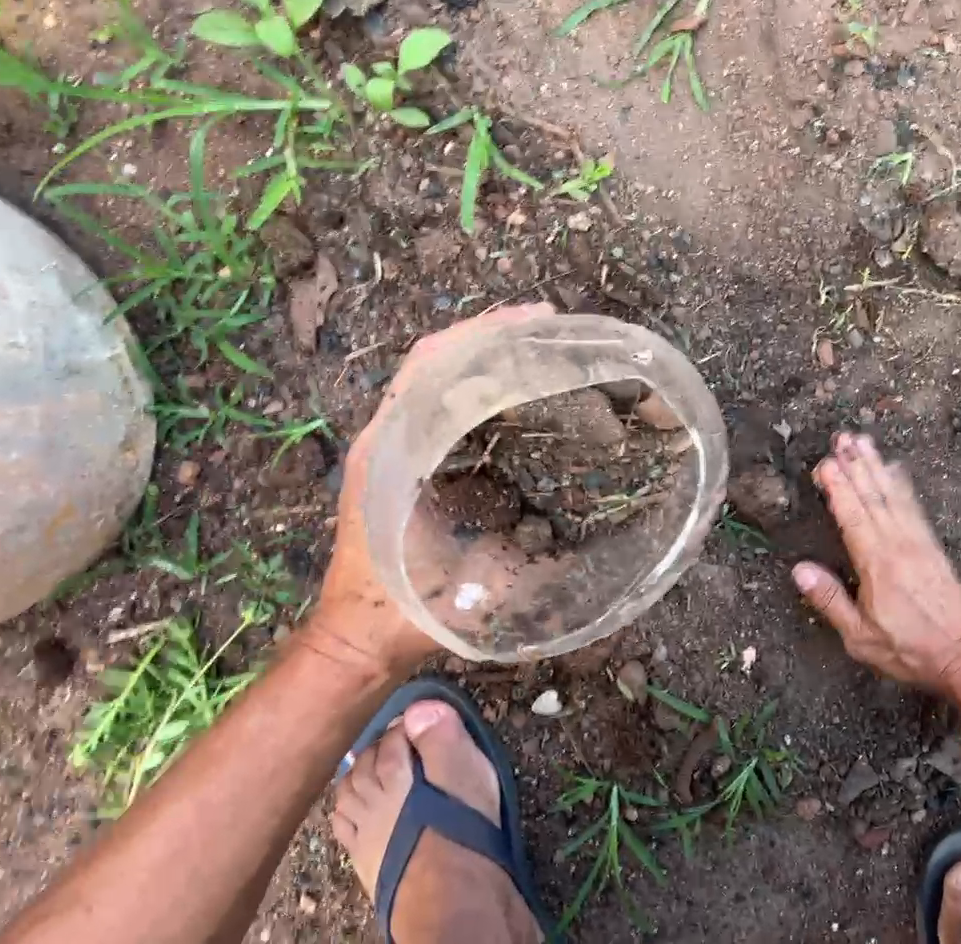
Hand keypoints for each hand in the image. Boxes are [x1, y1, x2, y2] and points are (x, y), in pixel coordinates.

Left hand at [306, 303, 557, 674]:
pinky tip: (520, 392)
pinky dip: (476, 385)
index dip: (485, 333)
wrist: (359, 639)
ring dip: (486, 356)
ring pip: (436, 379)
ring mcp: (393, 447)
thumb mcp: (481, 582)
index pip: (431, 363)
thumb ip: (536, 558)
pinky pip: (438, 405)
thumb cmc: (411, 609)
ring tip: (544, 349)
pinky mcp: (403, 462)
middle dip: (494, 335)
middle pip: (437, 360)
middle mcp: (388, 436)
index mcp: (393, 449)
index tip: (540, 320)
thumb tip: (601, 530)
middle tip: (555, 330)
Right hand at [792, 433, 960, 692]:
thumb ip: (830, 600)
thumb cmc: (908, 648)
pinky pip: (913, 506)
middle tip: (842, 438)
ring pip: (893, 495)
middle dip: (856, 465)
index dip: (839, 488)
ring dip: (876, 466)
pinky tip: (894, 469)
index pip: (853, 517)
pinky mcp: (931, 546)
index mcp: (877, 564)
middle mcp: (898, 545)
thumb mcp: (860, 637)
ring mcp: (918, 542)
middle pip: (873, 497)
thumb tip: (800, 570)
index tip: (826, 462)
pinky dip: (901, 484)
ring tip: (863, 442)